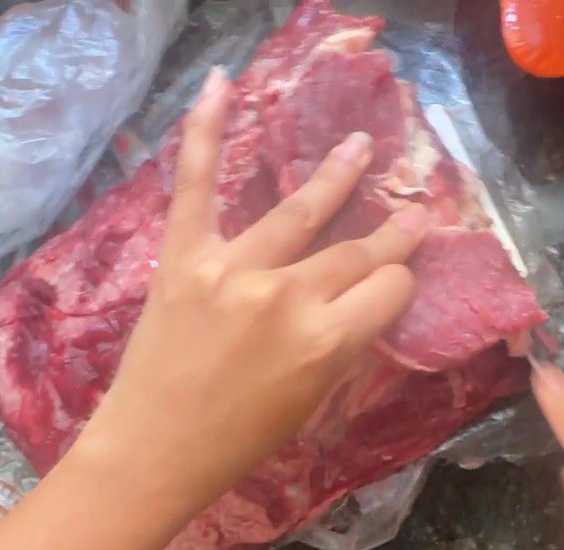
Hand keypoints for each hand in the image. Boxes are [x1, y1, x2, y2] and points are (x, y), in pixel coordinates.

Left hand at [71, 68, 429, 515]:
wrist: (154, 451)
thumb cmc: (237, 446)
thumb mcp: (308, 405)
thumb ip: (338, 351)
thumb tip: (360, 309)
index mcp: (326, 342)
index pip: (389, 289)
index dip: (401, 284)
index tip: (402, 279)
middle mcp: (288, 296)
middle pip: (355, 253)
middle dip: (390, 237)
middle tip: (409, 217)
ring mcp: (233, 268)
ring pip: (299, 212)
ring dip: (336, 177)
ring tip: (359, 148)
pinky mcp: (184, 257)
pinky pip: (197, 184)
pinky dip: (204, 132)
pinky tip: (220, 85)